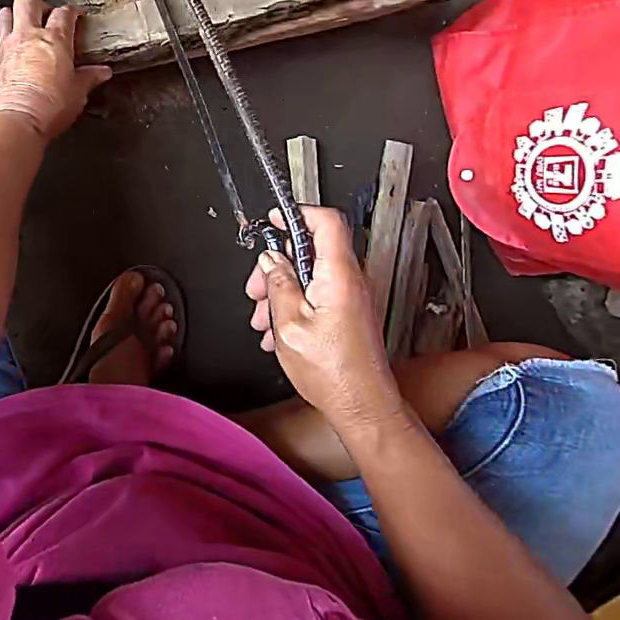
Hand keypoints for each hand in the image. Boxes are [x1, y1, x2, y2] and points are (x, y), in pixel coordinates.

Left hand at [0, 0, 112, 138]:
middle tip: (44, 13)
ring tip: (20, 24)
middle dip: (37, 3)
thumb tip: (101, 73)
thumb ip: (89, 78)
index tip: (75, 15)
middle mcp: (29, 36)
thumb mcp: (78, 93)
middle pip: (28, 0)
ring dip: (12, 15)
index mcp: (55, 40)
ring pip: (4, 13)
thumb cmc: (48, 107)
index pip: (65, 13)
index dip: (71, 11)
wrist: (17, 121)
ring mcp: (6, 46)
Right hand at [245, 206, 404, 428]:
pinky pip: (317, 295)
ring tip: (262, 317)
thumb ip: (278, 284)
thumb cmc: (334, 373)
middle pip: (310, 250)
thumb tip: (271, 260)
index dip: (298, 213)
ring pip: (309, 275)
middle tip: (257, 287)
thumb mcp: (289, 324)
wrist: (361, 406)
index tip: (276, 219)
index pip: (326, 221)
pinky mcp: (348, 313)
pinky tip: (277, 329)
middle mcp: (350, 281)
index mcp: (338, 275)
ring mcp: (351, 297)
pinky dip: (293, 305)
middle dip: (277, 264)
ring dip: (281, 290)